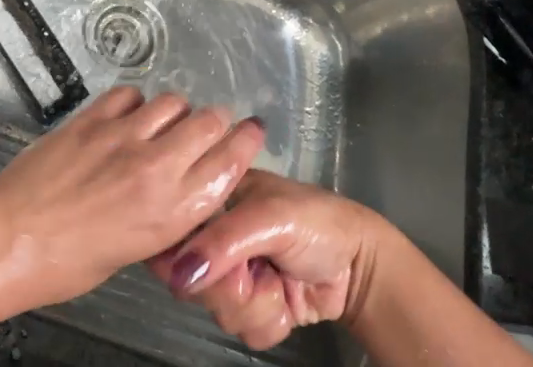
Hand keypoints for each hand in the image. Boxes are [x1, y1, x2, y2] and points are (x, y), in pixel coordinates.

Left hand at [0, 87, 266, 309]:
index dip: (245, 142)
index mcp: (173, 211)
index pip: (229, 163)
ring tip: (161, 122)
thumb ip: (165, 214)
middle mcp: (156, 168)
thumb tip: (175, 189)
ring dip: (174, 111)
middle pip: (208, 122)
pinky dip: (134, 101)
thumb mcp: (135, 250)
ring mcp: (122, 137)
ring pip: (171, 102)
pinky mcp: (91, 119)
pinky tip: (126, 115)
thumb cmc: (67, 262)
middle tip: (206, 127)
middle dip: (213, 123)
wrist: (10, 239)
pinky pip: (128, 94)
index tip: (250, 132)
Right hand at [146, 170, 382, 350]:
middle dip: (228, 285)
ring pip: (217, 310)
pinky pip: (242, 331)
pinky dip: (268, 323)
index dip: (178, 254)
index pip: (170, 231)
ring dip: (254, 305)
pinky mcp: (255, 309)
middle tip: (256, 271)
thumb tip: (180, 276)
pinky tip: (286, 304)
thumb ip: (222, 242)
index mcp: (211, 202)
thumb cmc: (315, 221)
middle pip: (190, 278)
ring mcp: (235, 276)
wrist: (362, 265)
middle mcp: (216, 239)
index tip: (200, 264)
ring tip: (278, 282)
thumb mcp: (268, 218)